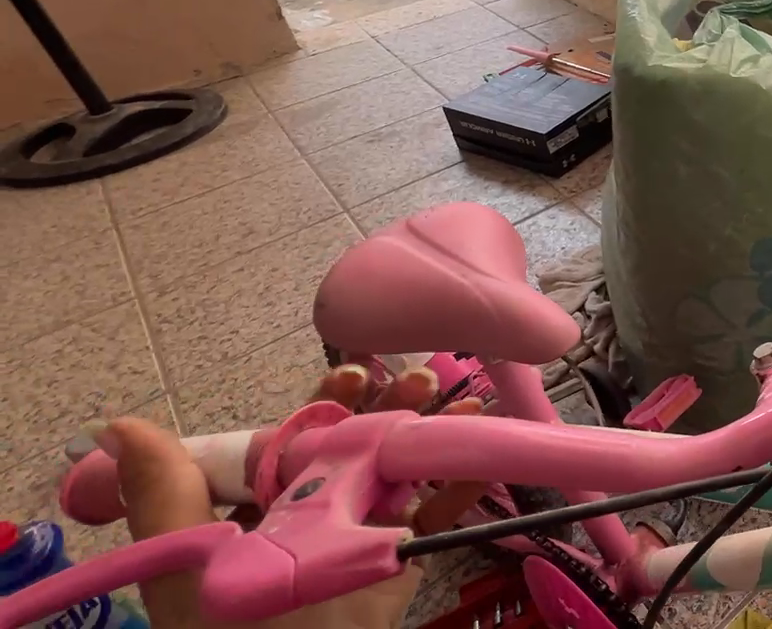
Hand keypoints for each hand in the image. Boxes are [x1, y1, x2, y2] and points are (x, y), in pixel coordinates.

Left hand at [98, 365, 486, 628]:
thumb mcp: (185, 566)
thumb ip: (165, 495)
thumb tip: (119, 423)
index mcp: (270, 501)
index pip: (303, 435)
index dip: (330, 402)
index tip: (354, 375)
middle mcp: (324, 503)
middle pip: (365, 438)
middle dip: (395, 403)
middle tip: (420, 380)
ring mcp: (372, 523)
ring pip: (409, 461)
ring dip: (439, 428)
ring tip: (466, 403)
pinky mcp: (411, 549)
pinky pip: (441, 508)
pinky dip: (465, 479)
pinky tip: (481, 454)